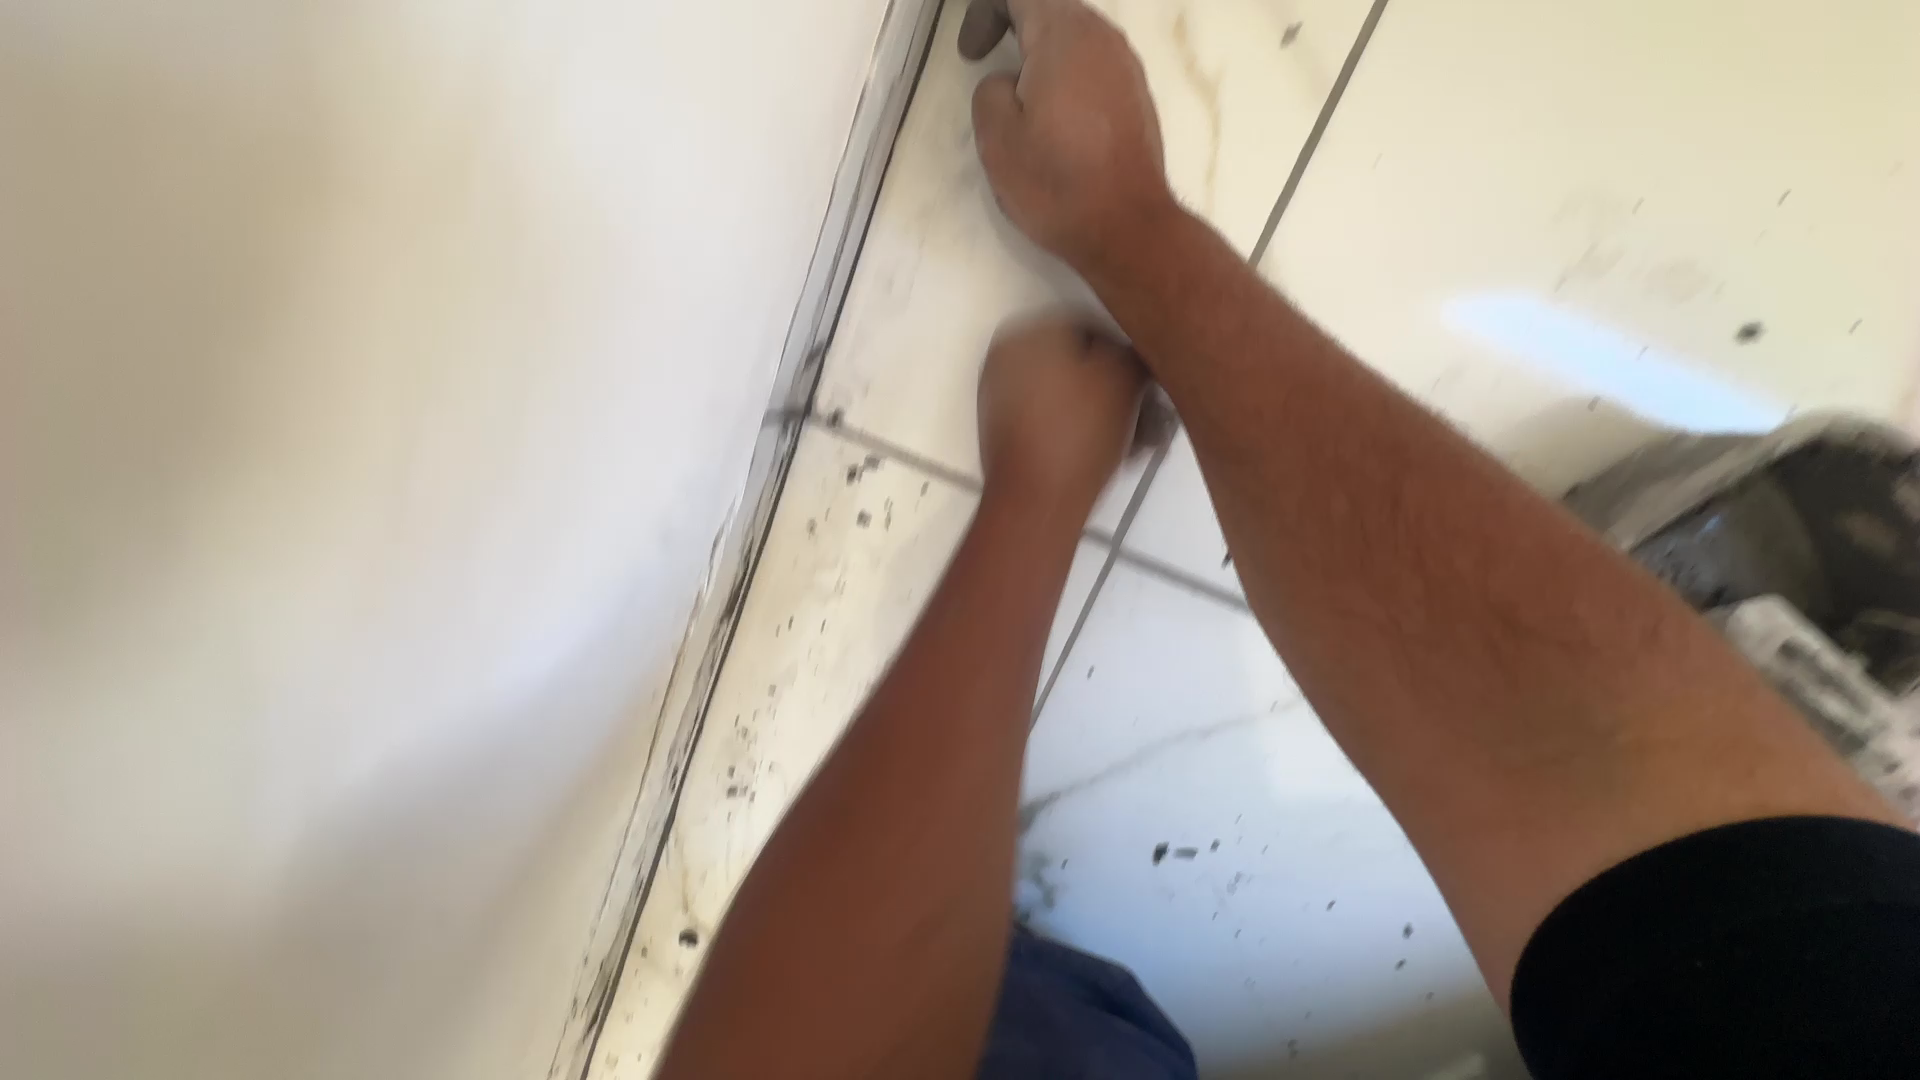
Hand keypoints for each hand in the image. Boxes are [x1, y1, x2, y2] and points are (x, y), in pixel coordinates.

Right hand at [959, 0, 1176, 270]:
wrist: (1124, 228)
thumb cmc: (1056, 182)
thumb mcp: (996, 139)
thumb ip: (989, 93)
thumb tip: (1008, 85)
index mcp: (1064, 33)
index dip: (984, 13)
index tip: (971, 55)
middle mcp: (1104, 37)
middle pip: (1051, 11)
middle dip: (1014, 32)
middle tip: (990, 71)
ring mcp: (1127, 69)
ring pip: (1075, 44)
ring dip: (1042, 62)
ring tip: (1023, 106)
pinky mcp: (1137, 102)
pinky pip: (1095, 74)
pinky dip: (1068, 85)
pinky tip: (1057, 129)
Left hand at [977, 314, 1152, 513]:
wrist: (1036, 505)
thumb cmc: (1078, 436)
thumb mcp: (1123, 379)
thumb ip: (1135, 351)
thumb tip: (1137, 356)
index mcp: (1022, 335)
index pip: (1092, 326)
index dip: (1128, 355)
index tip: (1151, 383)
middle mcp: (1004, 362)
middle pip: (1081, 365)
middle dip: (1122, 390)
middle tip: (1152, 416)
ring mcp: (1002, 402)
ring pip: (1073, 396)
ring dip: (1112, 414)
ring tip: (1141, 441)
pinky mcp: (1009, 438)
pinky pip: (1057, 421)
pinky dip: (1086, 431)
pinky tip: (1116, 452)